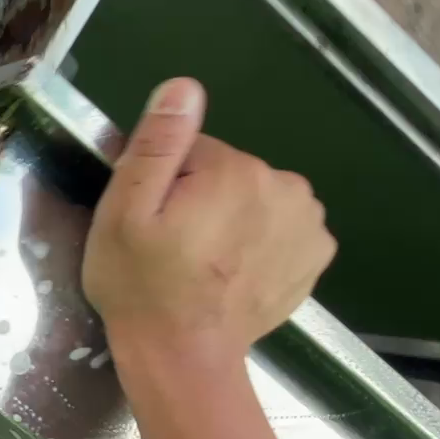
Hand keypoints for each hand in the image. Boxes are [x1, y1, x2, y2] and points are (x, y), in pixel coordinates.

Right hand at [83, 78, 335, 363]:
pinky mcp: (315, 254)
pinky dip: (252, 240)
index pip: (186, 149)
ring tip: (193, 258)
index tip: (142, 217)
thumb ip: (156, 147)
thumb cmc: (138, 282)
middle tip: (161, 241)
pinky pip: (275, 226)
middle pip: (223, 171)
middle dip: (192, 197)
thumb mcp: (124, 211)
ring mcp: (309, 222)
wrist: (182, 351)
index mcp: (233, 170)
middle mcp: (285, 185)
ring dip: (223, 216)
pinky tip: (225, 269)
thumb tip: (182, 87)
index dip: (156, 182)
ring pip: (250, 197)